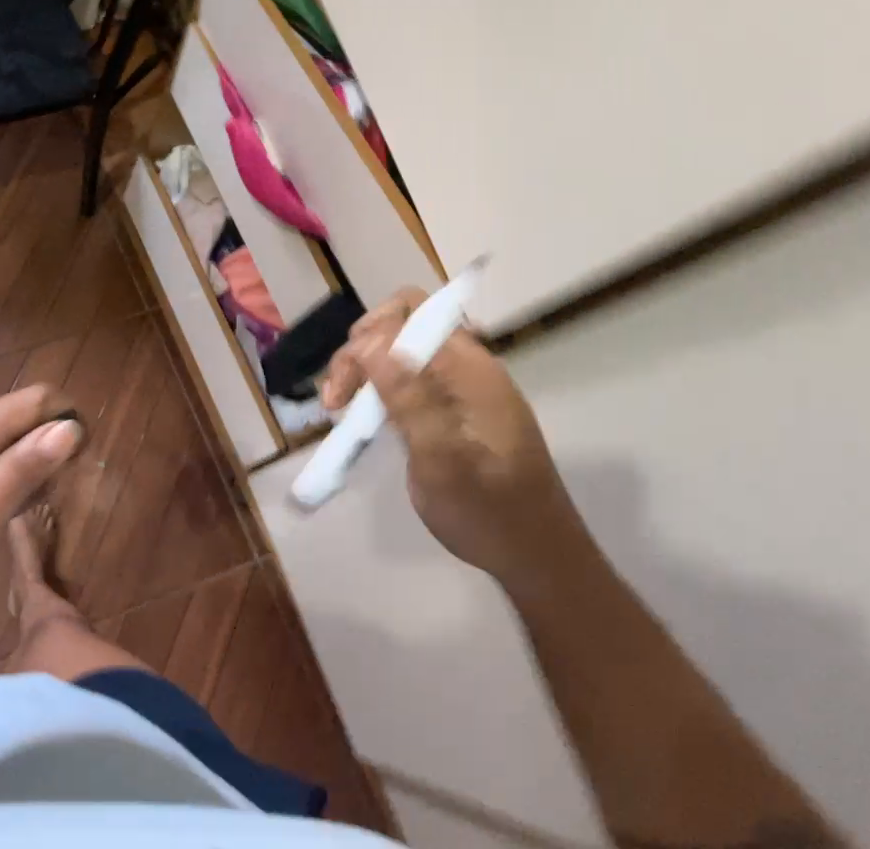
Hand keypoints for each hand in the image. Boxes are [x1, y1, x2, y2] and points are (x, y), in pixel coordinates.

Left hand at [0, 385, 82, 622]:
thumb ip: (19, 472)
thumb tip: (69, 428)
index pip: (40, 398)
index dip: (68, 427)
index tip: (76, 475)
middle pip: (23, 415)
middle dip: (48, 451)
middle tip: (44, 508)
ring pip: (4, 435)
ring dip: (25, 467)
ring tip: (18, 518)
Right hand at [322, 290, 595, 592]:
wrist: (532, 556)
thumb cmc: (488, 511)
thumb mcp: (443, 458)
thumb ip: (410, 397)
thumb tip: (372, 342)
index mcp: (471, 371)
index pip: (413, 314)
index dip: (370, 335)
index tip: (346, 385)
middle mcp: (465, 371)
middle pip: (401, 327)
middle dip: (359, 351)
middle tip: (337, 399)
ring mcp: (457, 392)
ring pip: (397, 354)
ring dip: (362, 372)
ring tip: (340, 410)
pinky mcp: (447, 414)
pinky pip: (405, 382)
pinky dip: (375, 391)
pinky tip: (359, 418)